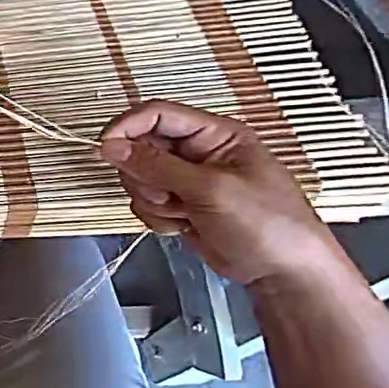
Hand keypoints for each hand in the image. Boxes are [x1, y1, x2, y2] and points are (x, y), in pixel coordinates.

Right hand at [99, 101, 345, 285]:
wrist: (283, 272)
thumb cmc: (268, 223)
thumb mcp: (210, 189)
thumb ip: (157, 166)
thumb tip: (113, 146)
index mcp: (214, 134)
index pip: (157, 115)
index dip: (127, 128)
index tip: (105, 148)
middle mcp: (197, 152)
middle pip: (141, 147)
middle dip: (143, 175)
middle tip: (166, 194)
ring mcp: (187, 181)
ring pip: (139, 178)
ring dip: (152, 201)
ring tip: (183, 213)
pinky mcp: (180, 205)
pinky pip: (146, 203)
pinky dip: (157, 218)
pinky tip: (184, 225)